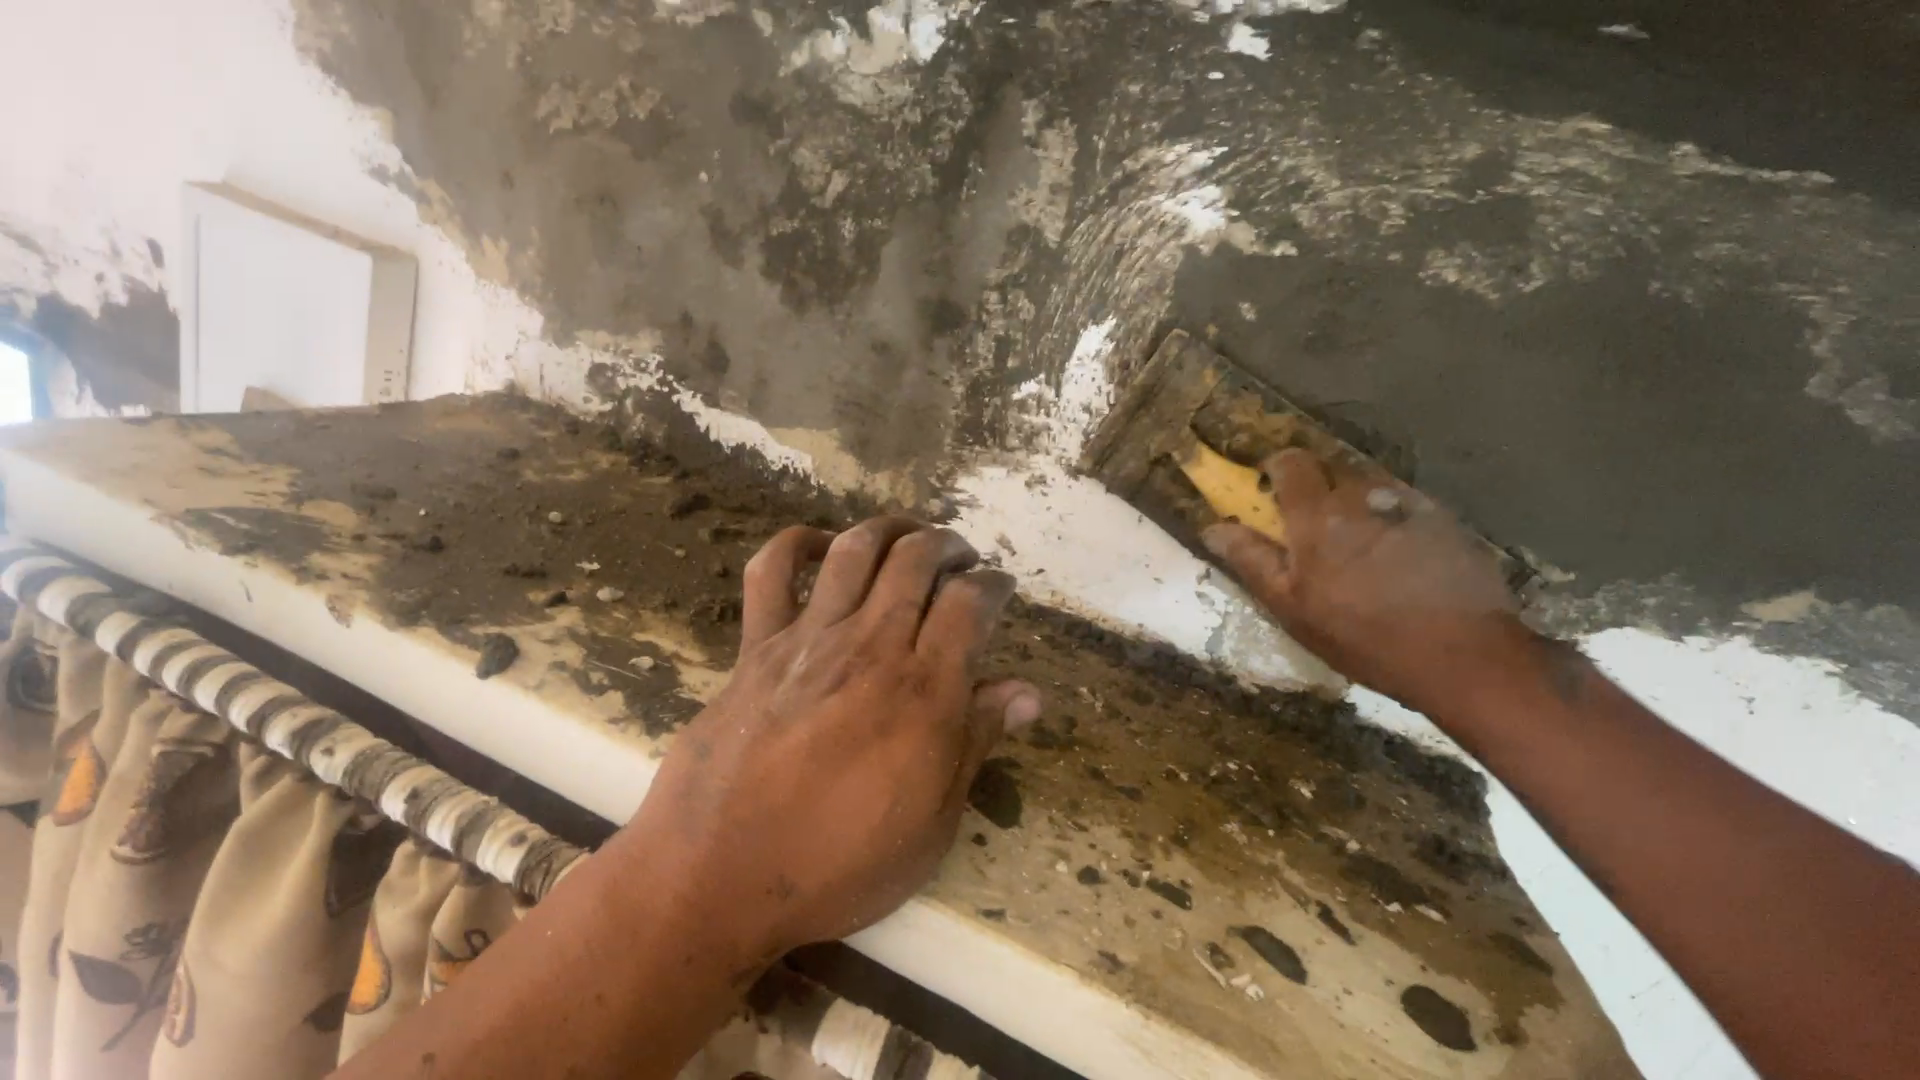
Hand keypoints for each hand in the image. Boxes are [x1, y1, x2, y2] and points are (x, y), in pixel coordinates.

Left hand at [618, 517, 1041, 966]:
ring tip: (908, 538)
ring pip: (855, 551)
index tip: (1000, 589)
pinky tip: (821, 547)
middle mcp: (869, 649)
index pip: (971, 603)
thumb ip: (975, 742)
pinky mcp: (755, 650)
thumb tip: (1027, 693)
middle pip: (917, 560)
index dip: (994, 585)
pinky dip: (797, 544)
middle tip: (961, 560)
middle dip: (949, 546)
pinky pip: (769, 573)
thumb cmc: (840, 868)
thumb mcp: (931, 823)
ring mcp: (807, 642)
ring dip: (890, 530)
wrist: (717, 880)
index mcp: (922, 693)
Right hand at [1201, 449, 1522, 715]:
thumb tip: (1213, 527)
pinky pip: (1405, 506)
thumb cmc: (1362, 636)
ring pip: (1369, 488)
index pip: (1290, 463)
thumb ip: (1252, 560)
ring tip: (1360, 550)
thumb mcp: (1292, 608)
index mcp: (1316, 514)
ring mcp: (1409, 504)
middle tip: (1315, 533)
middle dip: (1317, 491)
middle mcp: (1362, 495)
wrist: (1464, 654)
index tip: (1270, 491)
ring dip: (1356, 506)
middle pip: (1331, 471)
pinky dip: (1392, 522)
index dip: (1276, 469)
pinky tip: (1401, 560)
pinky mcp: (1446, 520)